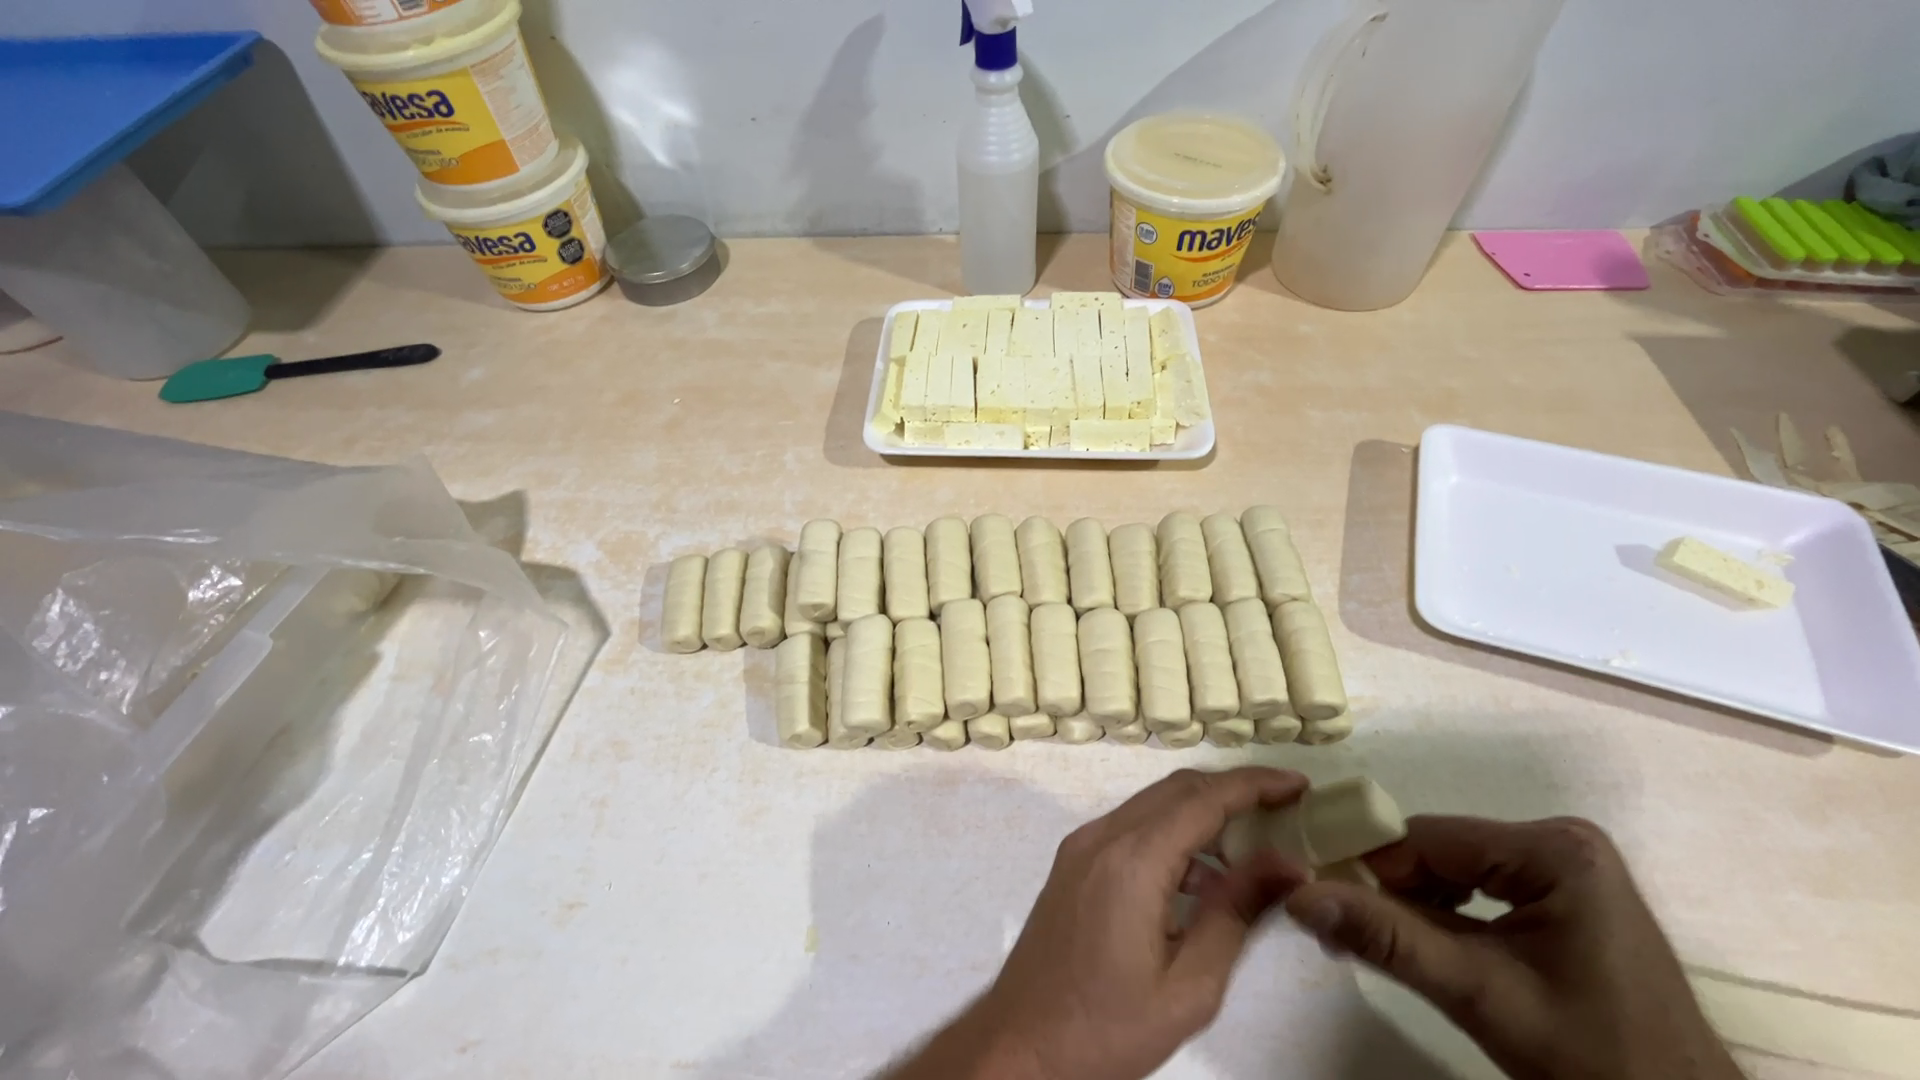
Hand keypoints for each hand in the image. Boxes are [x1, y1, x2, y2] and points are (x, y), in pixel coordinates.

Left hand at [887, 767, 1311, 1079]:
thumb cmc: (1107, 1028)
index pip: (1204, 799)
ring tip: (1253, 849)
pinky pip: (1131, 829)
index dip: (1256, 784)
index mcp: (1131, 861)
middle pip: (1176, 790)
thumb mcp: (1189, 985)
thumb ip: (1237, 913)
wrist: (1019, 1047)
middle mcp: (1101, 837)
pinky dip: (1171, 835)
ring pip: (1151, 805)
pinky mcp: (1072, 865)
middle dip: (1232, 790)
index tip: (1301, 785)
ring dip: (1201, 813)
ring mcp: (1080, 847)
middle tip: (1286, 811)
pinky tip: (1201, 879)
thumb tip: (1287, 862)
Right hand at [1284, 816, 1742, 1079]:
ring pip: (1453, 872)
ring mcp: (1565, 868)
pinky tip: (1420, 949)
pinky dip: (1443, 918)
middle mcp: (1560, 841)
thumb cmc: (1594, 1059)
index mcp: (1553, 849)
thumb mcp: (1479, 995)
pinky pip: (1481, 891)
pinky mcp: (1564, 897)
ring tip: (1372, 945)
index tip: (1318, 904)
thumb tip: (1298, 898)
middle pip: (1439, 853)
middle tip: (1341, 934)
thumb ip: (1388, 940)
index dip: (1367, 869)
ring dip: (1410, 908)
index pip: (1426, 839)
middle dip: (1388, 893)